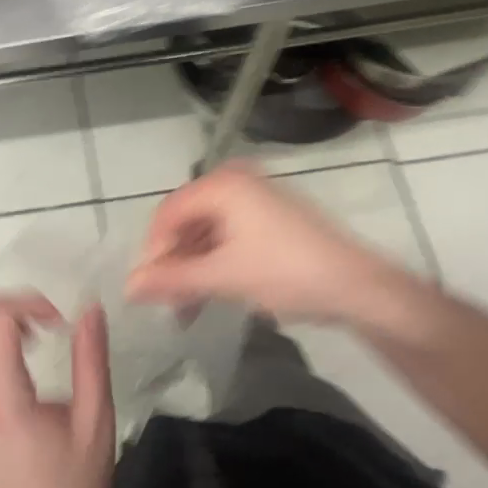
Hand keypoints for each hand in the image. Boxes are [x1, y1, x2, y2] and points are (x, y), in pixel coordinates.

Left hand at [0, 294, 115, 487]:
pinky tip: (12, 348)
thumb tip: (90, 308)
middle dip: (5, 303)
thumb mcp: (96, 420)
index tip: (59, 316)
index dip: (27, 303)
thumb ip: (92, 360)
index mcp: (5, 401)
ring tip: (26, 330)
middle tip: (40, 317)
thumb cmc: (75, 479)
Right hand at [125, 160, 401, 320]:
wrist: (361, 288)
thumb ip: (172, 280)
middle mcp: (236, 180)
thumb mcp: (224, 278)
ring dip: (194, 265)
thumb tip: (127, 286)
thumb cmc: (288, 273)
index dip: (153, 251)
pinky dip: (217, 261)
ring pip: (208, 230)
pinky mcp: (273, 216)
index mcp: (222, 184)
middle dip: (174, 261)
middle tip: (167, 301)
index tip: (148, 289)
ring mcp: (257, 196)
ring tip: (189, 306)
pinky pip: (230, 233)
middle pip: (187, 220)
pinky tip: (215, 292)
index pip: (167, 213)